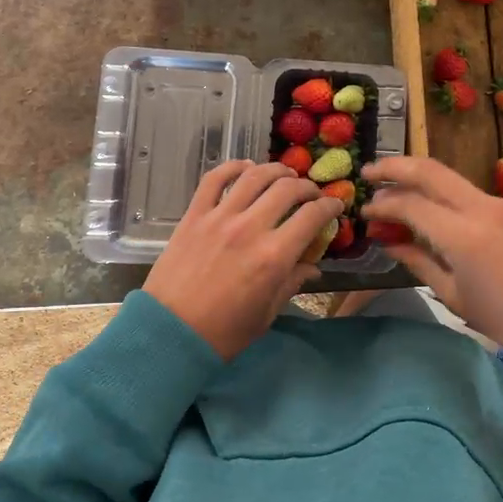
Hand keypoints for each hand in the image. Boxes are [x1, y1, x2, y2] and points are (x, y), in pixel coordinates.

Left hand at [143, 160, 343, 360]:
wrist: (168, 335)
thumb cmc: (222, 334)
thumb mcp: (266, 315)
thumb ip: (291, 283)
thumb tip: (312, 267)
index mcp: (273, 256)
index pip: (312, 216)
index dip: (329, 206)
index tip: (334, 206)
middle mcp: (250, 228)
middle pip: (287, 189)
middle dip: (306, 186)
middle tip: (311, 193)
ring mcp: (219, 217)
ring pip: (254, 176)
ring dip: (275, 170)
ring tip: (284, 175)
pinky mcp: (194, 215)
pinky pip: (214, 179)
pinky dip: (232, 166)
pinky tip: (245, 167)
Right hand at [361, 156, 502, 352]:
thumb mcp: (454, 296)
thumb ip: (419, 262)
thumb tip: (389, 242)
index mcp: (462, 234)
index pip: (411, 204)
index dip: (383, 205)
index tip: (364, 211)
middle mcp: (479, 207)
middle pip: (429, 170)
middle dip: (395, 167)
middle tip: (368, 173)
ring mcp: (496, 203)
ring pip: (448, 176)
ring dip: (417, 176)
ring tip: (391, 186)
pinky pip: (464, 190)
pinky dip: (438, 190)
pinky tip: (425, 204)